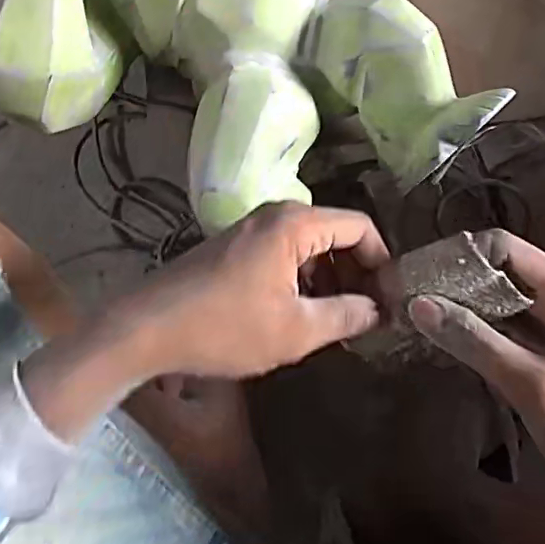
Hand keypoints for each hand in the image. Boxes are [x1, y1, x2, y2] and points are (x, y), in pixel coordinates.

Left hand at [22, 203, 389, 440]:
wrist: (151, 324)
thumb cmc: (226, 326)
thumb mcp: (296, 330)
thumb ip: (346, 315)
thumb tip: (377, 309)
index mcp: (294, 223)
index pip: (360, 227)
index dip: (383, 263)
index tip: (392, 303)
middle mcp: (274, 213)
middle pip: (335, 232)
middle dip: (357, 272)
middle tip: (371, 317)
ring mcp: (251, 227)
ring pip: (309, 244)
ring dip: (330, 278)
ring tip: (340, 322)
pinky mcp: (236, 245)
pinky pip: (284, 252)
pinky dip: (303, 277)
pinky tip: (303, 313)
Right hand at [407, 229, 544, 543]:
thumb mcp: (537, 390)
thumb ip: (476, 343)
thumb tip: (418, 304)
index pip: (501, 247)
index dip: (455, 256)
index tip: (416, 277)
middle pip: (496, 265)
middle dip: (451, 277)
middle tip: (406, 292)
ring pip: (498, 292)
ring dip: (459, 300)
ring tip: (415, 309)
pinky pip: (506, 318)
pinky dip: (475, 322)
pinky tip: (445, 332)